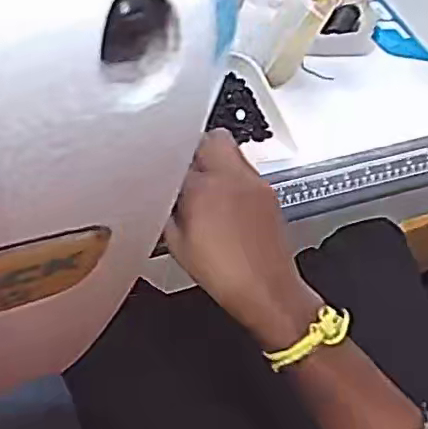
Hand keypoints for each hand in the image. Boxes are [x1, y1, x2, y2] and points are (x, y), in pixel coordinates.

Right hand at [164, 129, 324, 349]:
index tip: (159, 176)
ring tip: (202, 190)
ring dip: (213, 163)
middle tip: (181, 170)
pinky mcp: (268, 193)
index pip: (176, 160)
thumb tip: (161, 201)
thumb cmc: (225, 275)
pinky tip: (222, 205)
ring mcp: (254, 183)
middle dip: (193, 150)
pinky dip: (230, 180)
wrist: (266, 289)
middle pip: (209, 139)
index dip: (164, 168)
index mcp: (202, 189)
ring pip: (230, 151)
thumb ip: (166, 215)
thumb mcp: (177, 246)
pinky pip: (244, 172)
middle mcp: (231, 177)